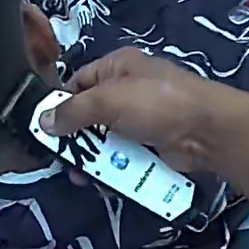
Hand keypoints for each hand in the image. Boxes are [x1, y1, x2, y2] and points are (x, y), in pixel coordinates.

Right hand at [43, 47, 248, 173]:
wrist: (206, 131)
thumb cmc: (155, 104)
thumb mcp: (107, 100)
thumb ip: (73, 111)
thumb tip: (42, 122)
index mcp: (117, 66)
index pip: (78, 82)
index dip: (61, 103)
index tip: (45, 128)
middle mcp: (128, 89)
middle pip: (90, 114)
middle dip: (75, 137)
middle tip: (61, 158)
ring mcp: (141, 118)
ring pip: (106, 139)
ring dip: (93, 158)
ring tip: (81, 177)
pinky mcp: (151, 143)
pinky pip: (124, 155)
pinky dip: (114, 167)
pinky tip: (104, 182)